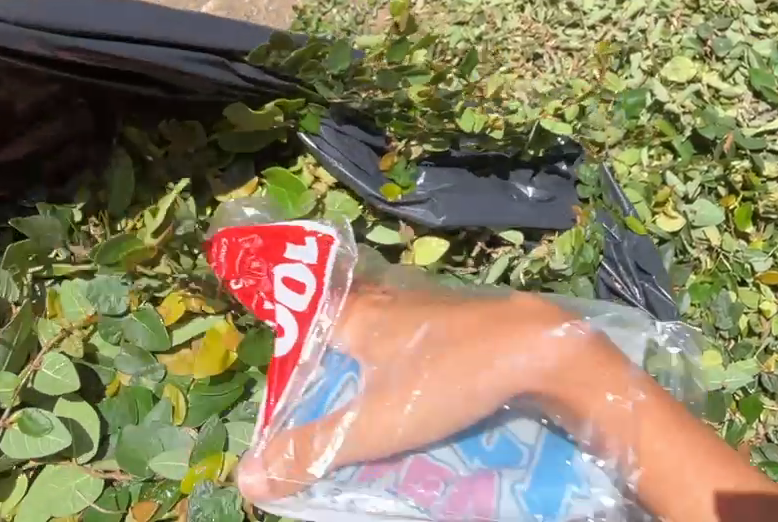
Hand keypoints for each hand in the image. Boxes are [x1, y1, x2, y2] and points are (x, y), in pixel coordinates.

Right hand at [238, 285, 611, 499]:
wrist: (532, 348)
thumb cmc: (449, 377)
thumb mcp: (376, 424)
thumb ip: (313, 450)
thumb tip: (245, 477)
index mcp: (356, 314)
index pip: (301, 311)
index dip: (283, 332)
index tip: (269, 362)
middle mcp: (382, 300)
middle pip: (334, 315)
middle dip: (316, 348)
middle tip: (303, 390)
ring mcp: (418, 304)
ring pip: (371, 320)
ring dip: (353, 349)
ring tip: (342, 389)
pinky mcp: (447, 315)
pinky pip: (401, 328)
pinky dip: (387, 350)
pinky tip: (397, 377)